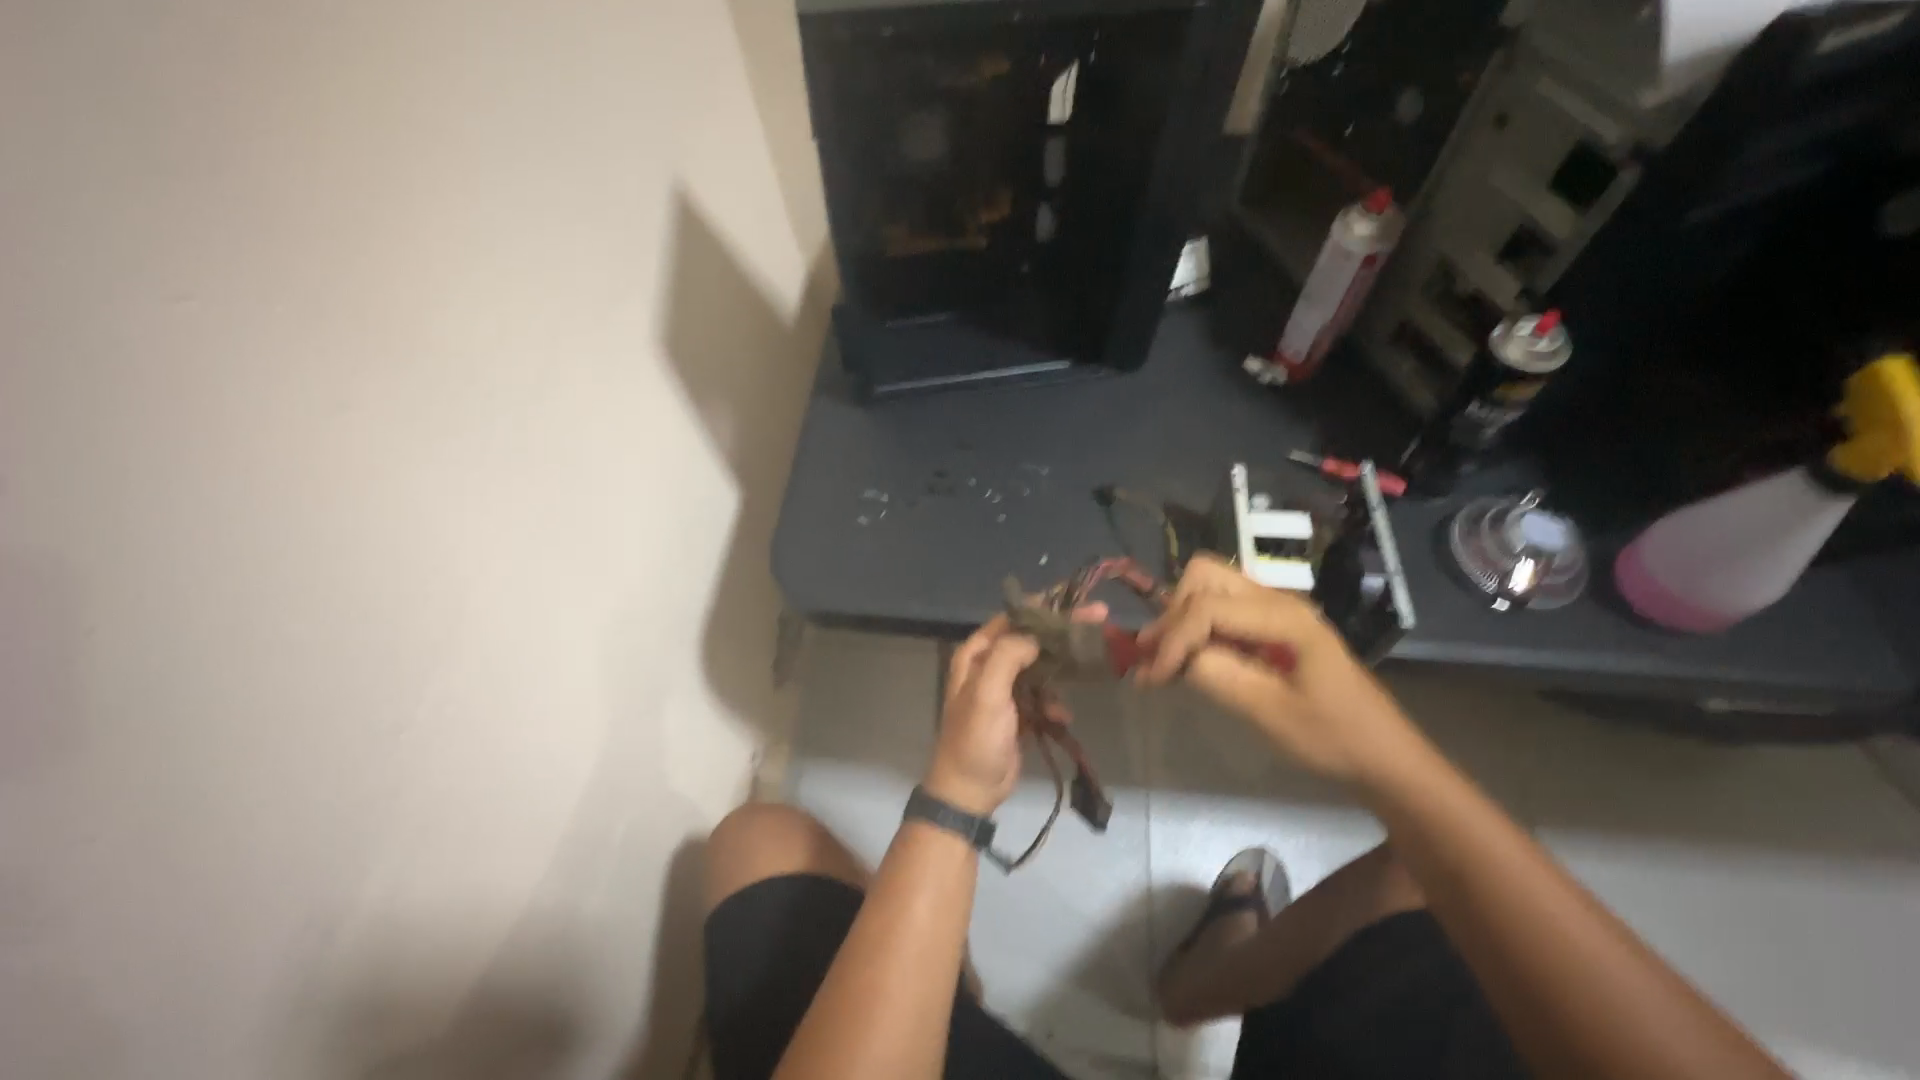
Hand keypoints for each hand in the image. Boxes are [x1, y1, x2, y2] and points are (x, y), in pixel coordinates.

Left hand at [925, 603, 1107, 816]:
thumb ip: (1008, 656)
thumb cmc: (975, 739)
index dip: (1043, 606)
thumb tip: (1035, 635)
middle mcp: (989, 666)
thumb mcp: (987, 693)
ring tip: (1087, 668)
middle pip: (1031, 638)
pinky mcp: (1019, 713)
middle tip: (1098, 620)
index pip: (1012, 617)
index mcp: (976, 654)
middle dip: (1062, 633)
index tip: (1075, 600)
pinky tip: (1061, 716)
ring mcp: (1005, 690)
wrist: (970, 790)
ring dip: (1061, 671)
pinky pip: (1043, 697)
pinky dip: (1054, 704)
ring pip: (1041, 667)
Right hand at [1135, 554, 1420, 784]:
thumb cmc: (1333, 736)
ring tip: (1162, 662)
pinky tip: (1185, 663)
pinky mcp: (1271, 628)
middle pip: (1204, 577)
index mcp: (1284, 618)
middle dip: (1172, 614)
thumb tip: (1170, 659)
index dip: (1172, 638)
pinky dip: (1196, 629)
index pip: (1207, 607)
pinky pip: (1223, 610)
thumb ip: (1219, 677)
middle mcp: (1277, 601)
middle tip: (1154, 659)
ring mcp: (1275, 612)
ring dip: (1180, 618)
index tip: (1152, 678)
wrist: (1383, 754)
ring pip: (1210, 588)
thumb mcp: (1271, 712)